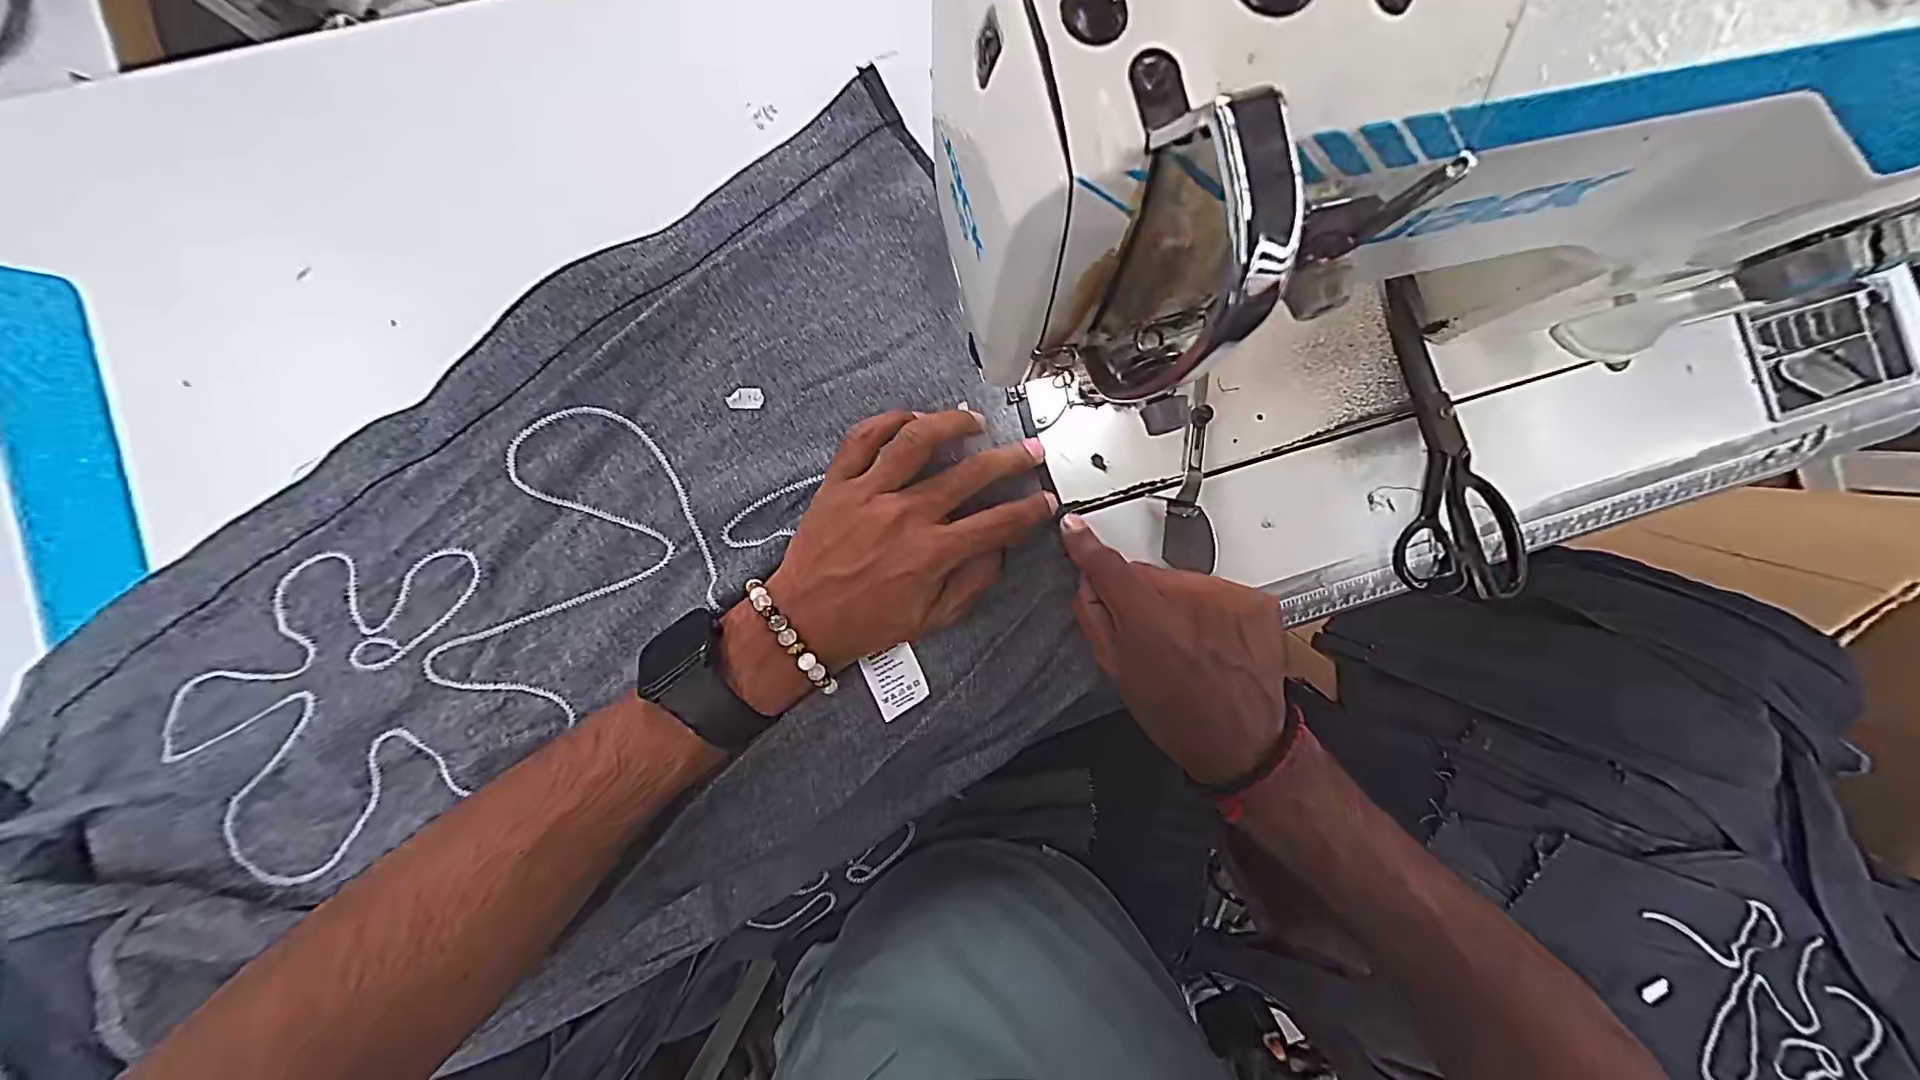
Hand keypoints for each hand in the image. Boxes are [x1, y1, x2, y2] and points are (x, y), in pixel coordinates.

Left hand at [720, 409, 1054, 713]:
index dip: (1029, 509)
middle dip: (1011, 458)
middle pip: (970, 473)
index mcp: (930, 553)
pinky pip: (863, 438)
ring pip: (917, 441)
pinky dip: (889, 421)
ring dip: (952, 424)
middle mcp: (904, 517)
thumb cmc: (864, 622)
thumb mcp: (930, 617)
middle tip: (1028, 451)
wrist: (805, 621)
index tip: (1042, 501)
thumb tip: (998, 550)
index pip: (996, 522)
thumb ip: (971, 582)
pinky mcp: (839, 484)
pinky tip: (911, 419)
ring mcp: (869, 495)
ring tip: (972, 420)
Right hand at [1060, 514, 1290, 785]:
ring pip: (1182, 580)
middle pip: (1146, 573)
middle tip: (1151, 633)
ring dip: (1179, 602)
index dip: (1084, 544)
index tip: (1075, 529)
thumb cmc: (1180, 717)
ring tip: (1188, 643)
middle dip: (1141, 594)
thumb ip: (1095, 619)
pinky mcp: (1253, 601)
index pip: (1106, 563)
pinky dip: (1211, 608)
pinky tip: (1212, 640)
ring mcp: (1225, 598)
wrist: (1241, 742)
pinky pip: (1216, 590)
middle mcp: (1187, 600)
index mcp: (1146, 619)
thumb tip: (1087, 585)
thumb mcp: (1117, 672)